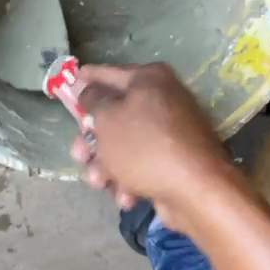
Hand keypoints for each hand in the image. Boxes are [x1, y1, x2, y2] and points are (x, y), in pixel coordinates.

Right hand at [69, 63, 258, 236]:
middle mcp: (163, 100)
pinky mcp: (174, 161)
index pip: (109, 73)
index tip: (73, 77)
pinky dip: (129, 179)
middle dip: (92, 140)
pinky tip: (126, 196)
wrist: (196, 191)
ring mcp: (170, 132)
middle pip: (114, 115)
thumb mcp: (107, 119)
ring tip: (99, 182)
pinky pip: (141, 165)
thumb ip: (92, 101)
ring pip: (124, 145)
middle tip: (78, 154)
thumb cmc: (145, 146)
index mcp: (149, 79)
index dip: (88, 77)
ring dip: (106, 165)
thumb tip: (89, 90)